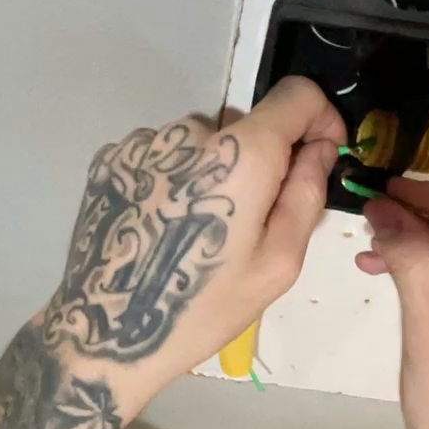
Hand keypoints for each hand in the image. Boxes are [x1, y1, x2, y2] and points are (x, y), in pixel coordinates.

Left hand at [40, 76, 341, 415]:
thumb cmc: (203, 308)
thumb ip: (305, 195)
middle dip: (259, 163)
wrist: (108, 333)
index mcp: (240, 155)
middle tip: (244, 227)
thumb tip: (319, 147)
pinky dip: (176, 179)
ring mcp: (144, 142)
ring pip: (202, 142)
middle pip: (245, 126)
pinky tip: (163, 226)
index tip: (317, 154)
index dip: (319, 118)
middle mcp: (190, 132)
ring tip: (194, 233)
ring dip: (212, 172)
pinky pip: (164, 156)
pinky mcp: (112, 160)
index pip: (296, 95)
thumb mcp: (277, 264)